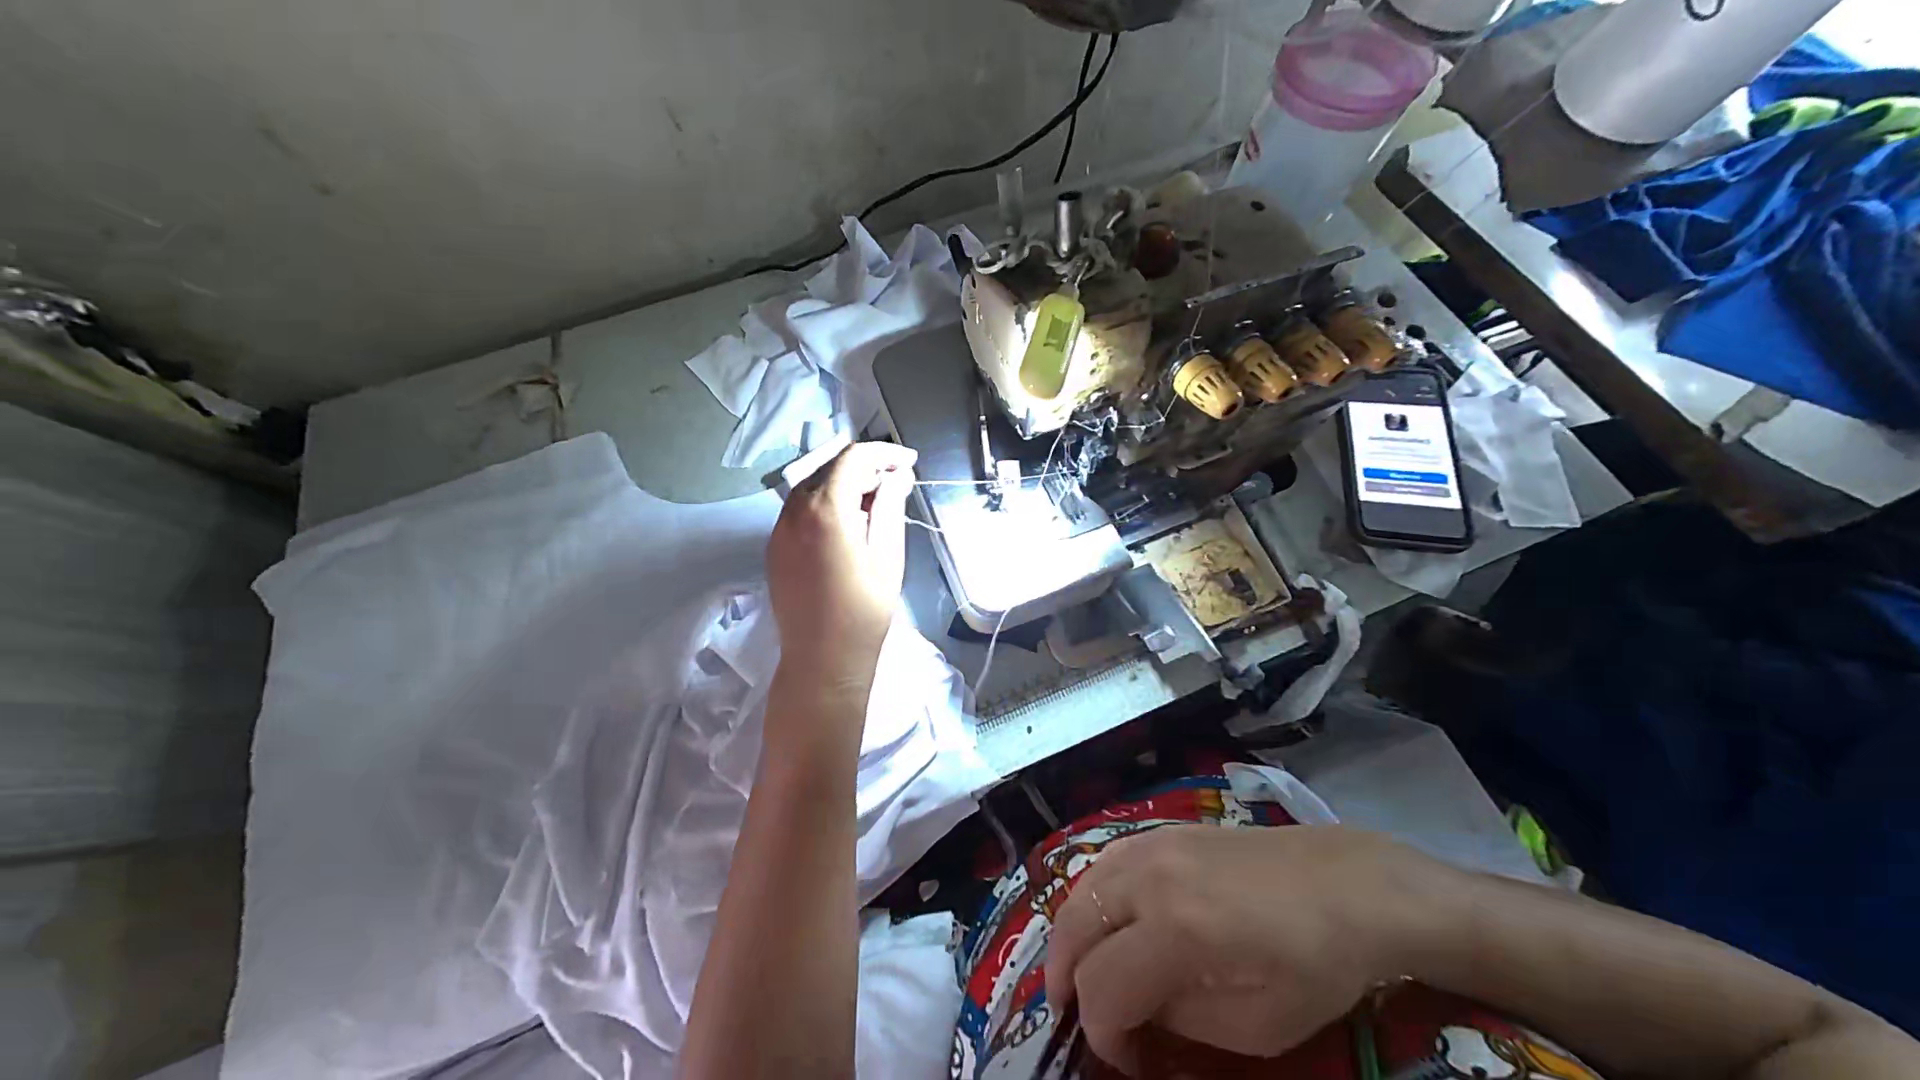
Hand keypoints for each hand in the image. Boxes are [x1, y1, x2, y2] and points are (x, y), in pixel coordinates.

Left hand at [766, 441, 918, 679]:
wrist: (822, 661)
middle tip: (896, 482)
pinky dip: (825, 502)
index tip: (908, 462)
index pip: (852, 459)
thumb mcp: (888, 555)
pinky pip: (799, 509)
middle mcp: (794, 512)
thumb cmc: (864, 612)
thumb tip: (896, 476)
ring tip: (875, 501)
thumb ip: (890, 507)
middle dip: (864, 466)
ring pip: (811, 486)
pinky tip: (848, 522)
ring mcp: (779, 530)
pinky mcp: (774, 547)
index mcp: (825, 511)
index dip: (883, 453)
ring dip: (843, 483)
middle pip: (829, 467)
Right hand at [1044, 825, 1459, 1074]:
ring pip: (1081, 890)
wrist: (1347, 886)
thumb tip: (1137, 1008)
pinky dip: (1090, 897)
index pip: (1103, 985)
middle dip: (1065, 979)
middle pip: (1075, 929)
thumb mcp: (1257, 1024)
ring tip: (1077, 969)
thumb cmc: (1315, 964)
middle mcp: (1149, 878)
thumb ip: (1182, 1018)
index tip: (1121, 1057)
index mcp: (1176, 930)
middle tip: (1074, 1014)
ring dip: (1070, 934)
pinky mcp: (1162, 831)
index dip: (1100, 1031)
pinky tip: (1101, 919)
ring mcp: (1152, 845)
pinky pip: (1104, 863)